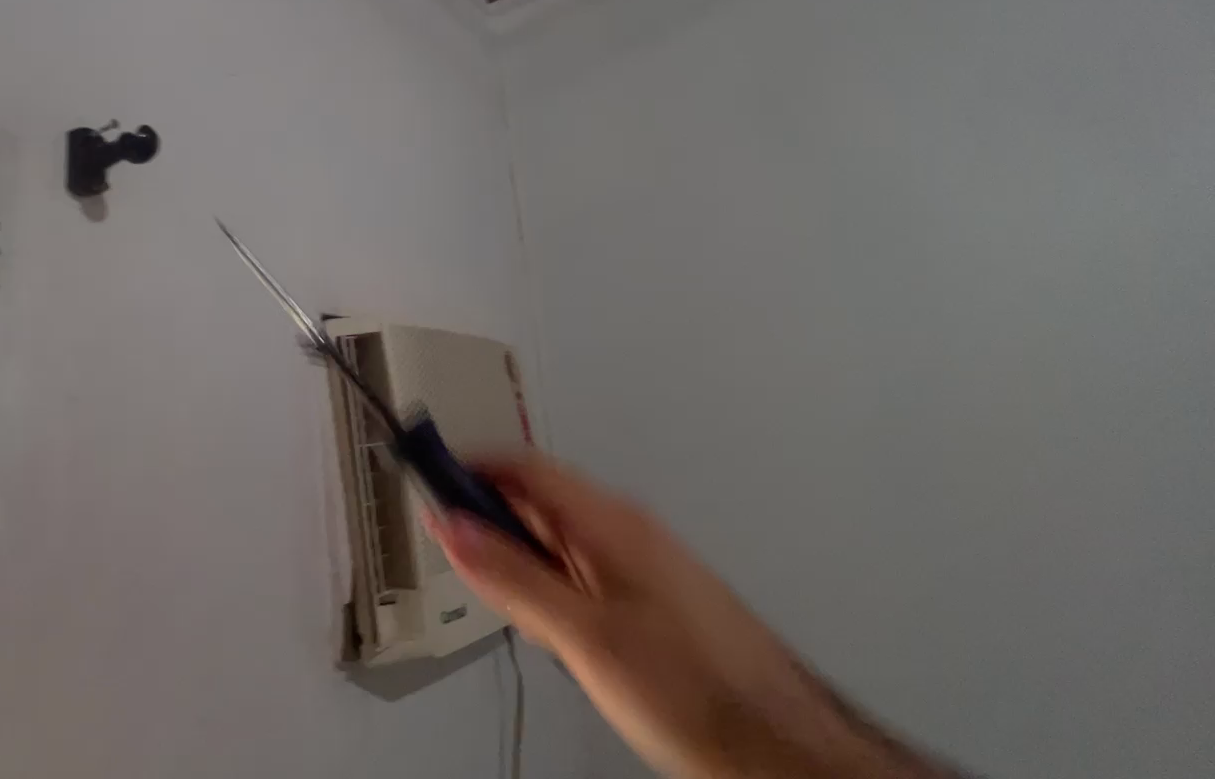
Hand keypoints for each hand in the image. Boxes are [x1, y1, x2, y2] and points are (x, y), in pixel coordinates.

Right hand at [426, 455, 953, 778]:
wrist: (788, 755)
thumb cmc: (687, 691)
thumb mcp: (582, 634)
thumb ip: (511, 577)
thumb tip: (449, 525)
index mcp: (609, 522)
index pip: (525, 468)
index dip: (472, 466)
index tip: (427, 479)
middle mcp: (626, 530)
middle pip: (540, 499)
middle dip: (488, 511)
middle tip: (447, 543)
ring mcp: (642, 563)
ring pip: (558, 537)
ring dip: (514, 547)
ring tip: (486, 585)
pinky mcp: (652, 597)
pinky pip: (580, 567)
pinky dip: (544, 577)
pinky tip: (540, 616)